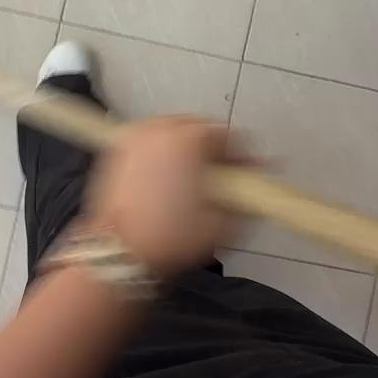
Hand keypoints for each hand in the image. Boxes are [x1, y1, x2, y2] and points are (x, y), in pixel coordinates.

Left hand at [86, 116, 235, 279]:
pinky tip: (166, 179)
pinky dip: (162, 154)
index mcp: (192, 137)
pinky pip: (151, 142)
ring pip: (174, 133)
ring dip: (186, 150)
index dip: (242, 158)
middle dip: (212, 151)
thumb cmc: (170, 236)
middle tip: (217, 180)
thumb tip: (258, 183)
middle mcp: (164, 127)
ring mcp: (137, 135)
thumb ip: (250, 196)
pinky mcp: (119, 148)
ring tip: (190, 180)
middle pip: (201, 129)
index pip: (230, 136)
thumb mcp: (226, 222)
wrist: (121, 250)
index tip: (244, 175)